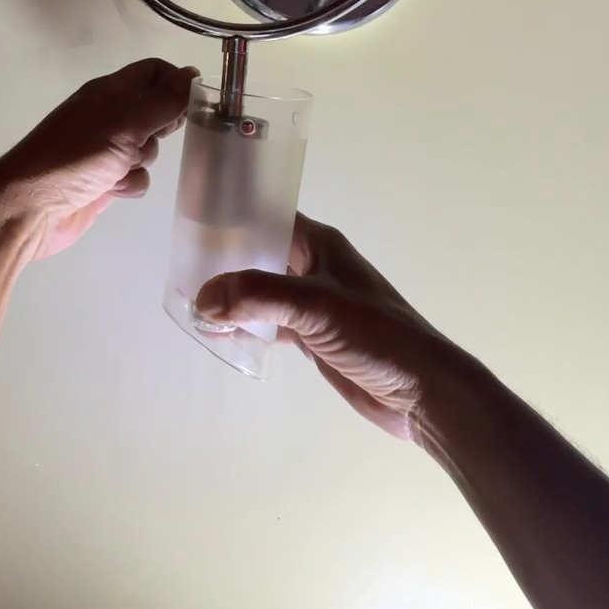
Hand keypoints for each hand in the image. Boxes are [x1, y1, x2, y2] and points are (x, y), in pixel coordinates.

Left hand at [0, 58, 195, 260]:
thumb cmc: (75, 156)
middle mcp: (109, 116)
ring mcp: (107, 150)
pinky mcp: (106, 181)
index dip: (176, 83)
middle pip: (156, 110)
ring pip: (149, 147)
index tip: (194, 104)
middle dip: (162, 127)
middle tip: (149, 135)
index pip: (153, 72)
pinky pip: (136, 177)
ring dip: (142, 159)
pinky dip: (129, 184)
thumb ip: (163, 101)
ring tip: (119, 166)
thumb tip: (192, 74)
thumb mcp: (125, 122)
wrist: (32, 208)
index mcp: (109, 92)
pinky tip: (112, 189)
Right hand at [195, 214, 451, 442]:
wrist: (425, 393)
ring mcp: (313, 303)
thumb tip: (203, 298)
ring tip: (193, 304)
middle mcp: (313, 266)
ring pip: (261, 290)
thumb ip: (258, 295)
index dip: (232, 215)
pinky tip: (221, 335)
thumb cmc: (376, 334)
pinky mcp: (313, 336)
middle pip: (259, 253)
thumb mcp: (315, 305)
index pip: (267, 215)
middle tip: (183, 268)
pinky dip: (246, 326)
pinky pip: (269, 322)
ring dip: (232, 297)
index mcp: (318, 244)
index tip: (194, 223)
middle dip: (224, 260)